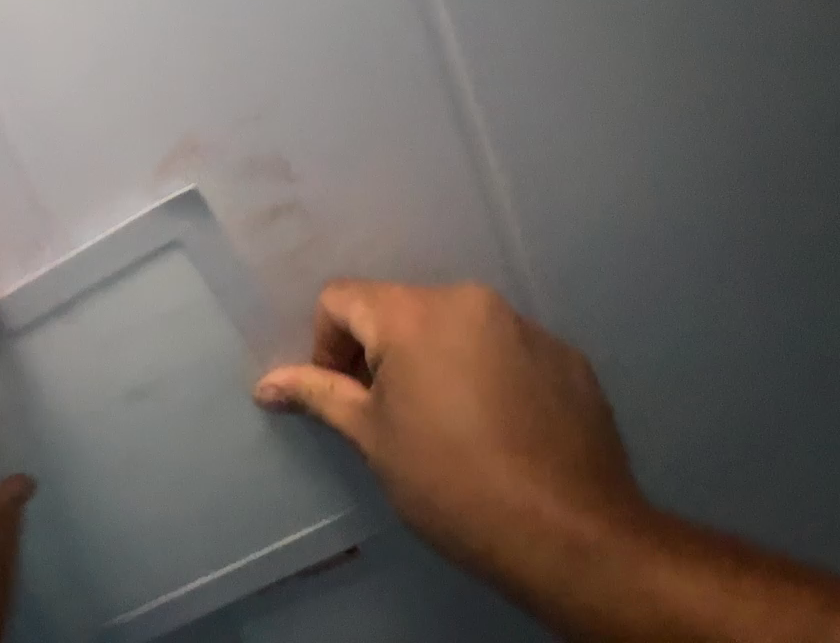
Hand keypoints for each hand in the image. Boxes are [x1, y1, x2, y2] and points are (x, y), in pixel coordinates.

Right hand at [252, 281, 644, 580]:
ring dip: (431, 359)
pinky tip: (497, 427)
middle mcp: (468, 301)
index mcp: (412, 314)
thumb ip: (316, 393)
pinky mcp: (566, 356)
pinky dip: (483, 371)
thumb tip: (263, 384)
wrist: (576, 540)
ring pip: (450, 326)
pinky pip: (501, 347)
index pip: (340, 298)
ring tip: (447, 421)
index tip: (347, 395)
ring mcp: (524, 325)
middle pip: (396, 308)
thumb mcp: (371, 437)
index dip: (327, 343)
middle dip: (379, 351)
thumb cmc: (452, 482)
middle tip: (391, 412)